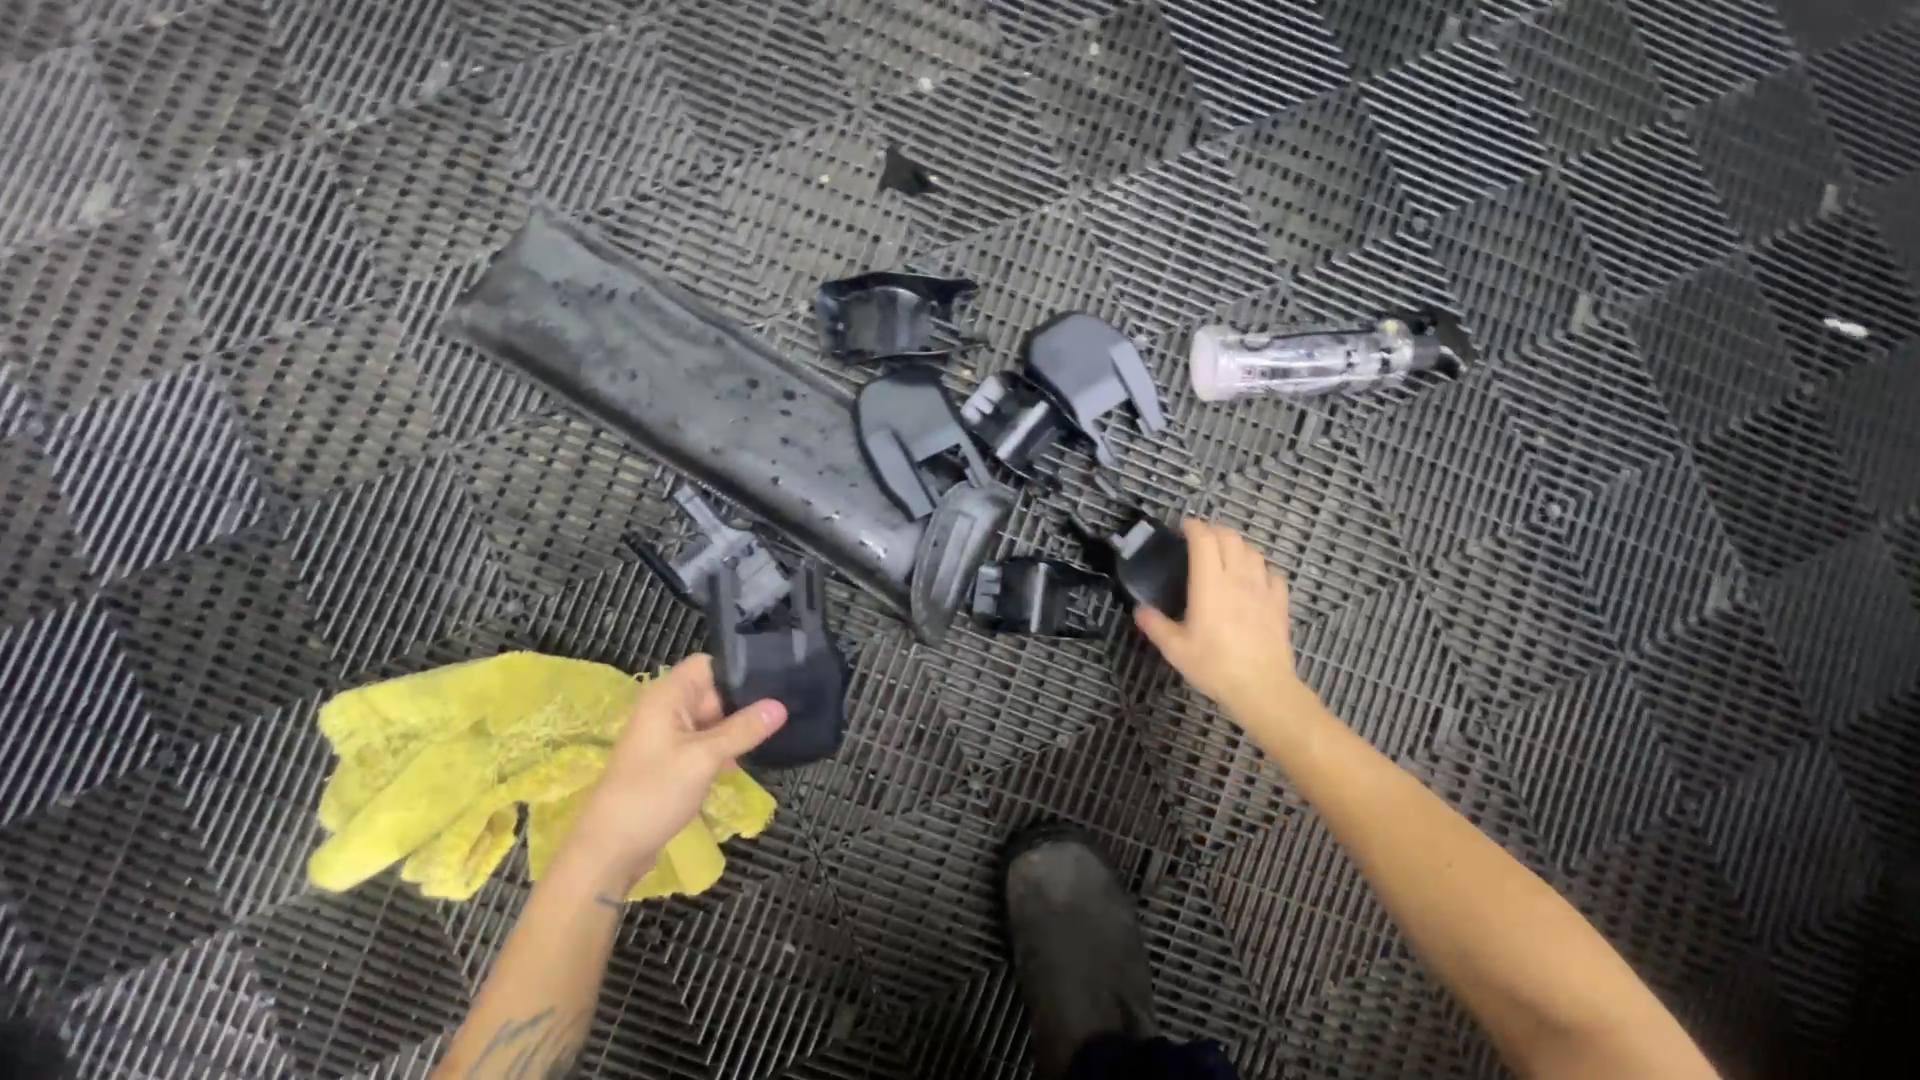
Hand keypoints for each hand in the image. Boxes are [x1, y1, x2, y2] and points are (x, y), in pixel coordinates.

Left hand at [563, 654, 784, 890]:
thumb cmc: (653, 793)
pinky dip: (722, 748)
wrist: (611, 848)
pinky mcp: (671, 760)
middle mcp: (665, 709)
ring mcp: (667, 736)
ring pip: (711, 719)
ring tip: (773, 735)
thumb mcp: (704, 758)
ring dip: (735, 729)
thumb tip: (780, 706)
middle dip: (742, 703)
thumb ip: (743, 730)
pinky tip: (745, 760)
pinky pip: (703, 743)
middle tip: (782, 714)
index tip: (774, 681)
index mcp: (666, 696)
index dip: (737, 670)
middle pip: (712, 692)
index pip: (707, 665)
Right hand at [1134, 519, 1306, 719]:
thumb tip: (1140, 610)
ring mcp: (1263, 588)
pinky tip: (1253, 578)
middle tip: (1200, 539)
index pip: (1204, 539)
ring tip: (1225, 555)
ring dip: (1237, 545)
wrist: (1261, 687)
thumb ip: (1155, 625)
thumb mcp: (1175, 649)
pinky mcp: (1280, 602)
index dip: (1193, 526)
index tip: (1182, 527)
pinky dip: (1260, 567)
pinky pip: (1272, 572)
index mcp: (1209, 584)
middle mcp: (1237, 577)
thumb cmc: (1214, 666)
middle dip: (1214, 530)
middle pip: (1230, 537)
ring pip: (1252, 551)